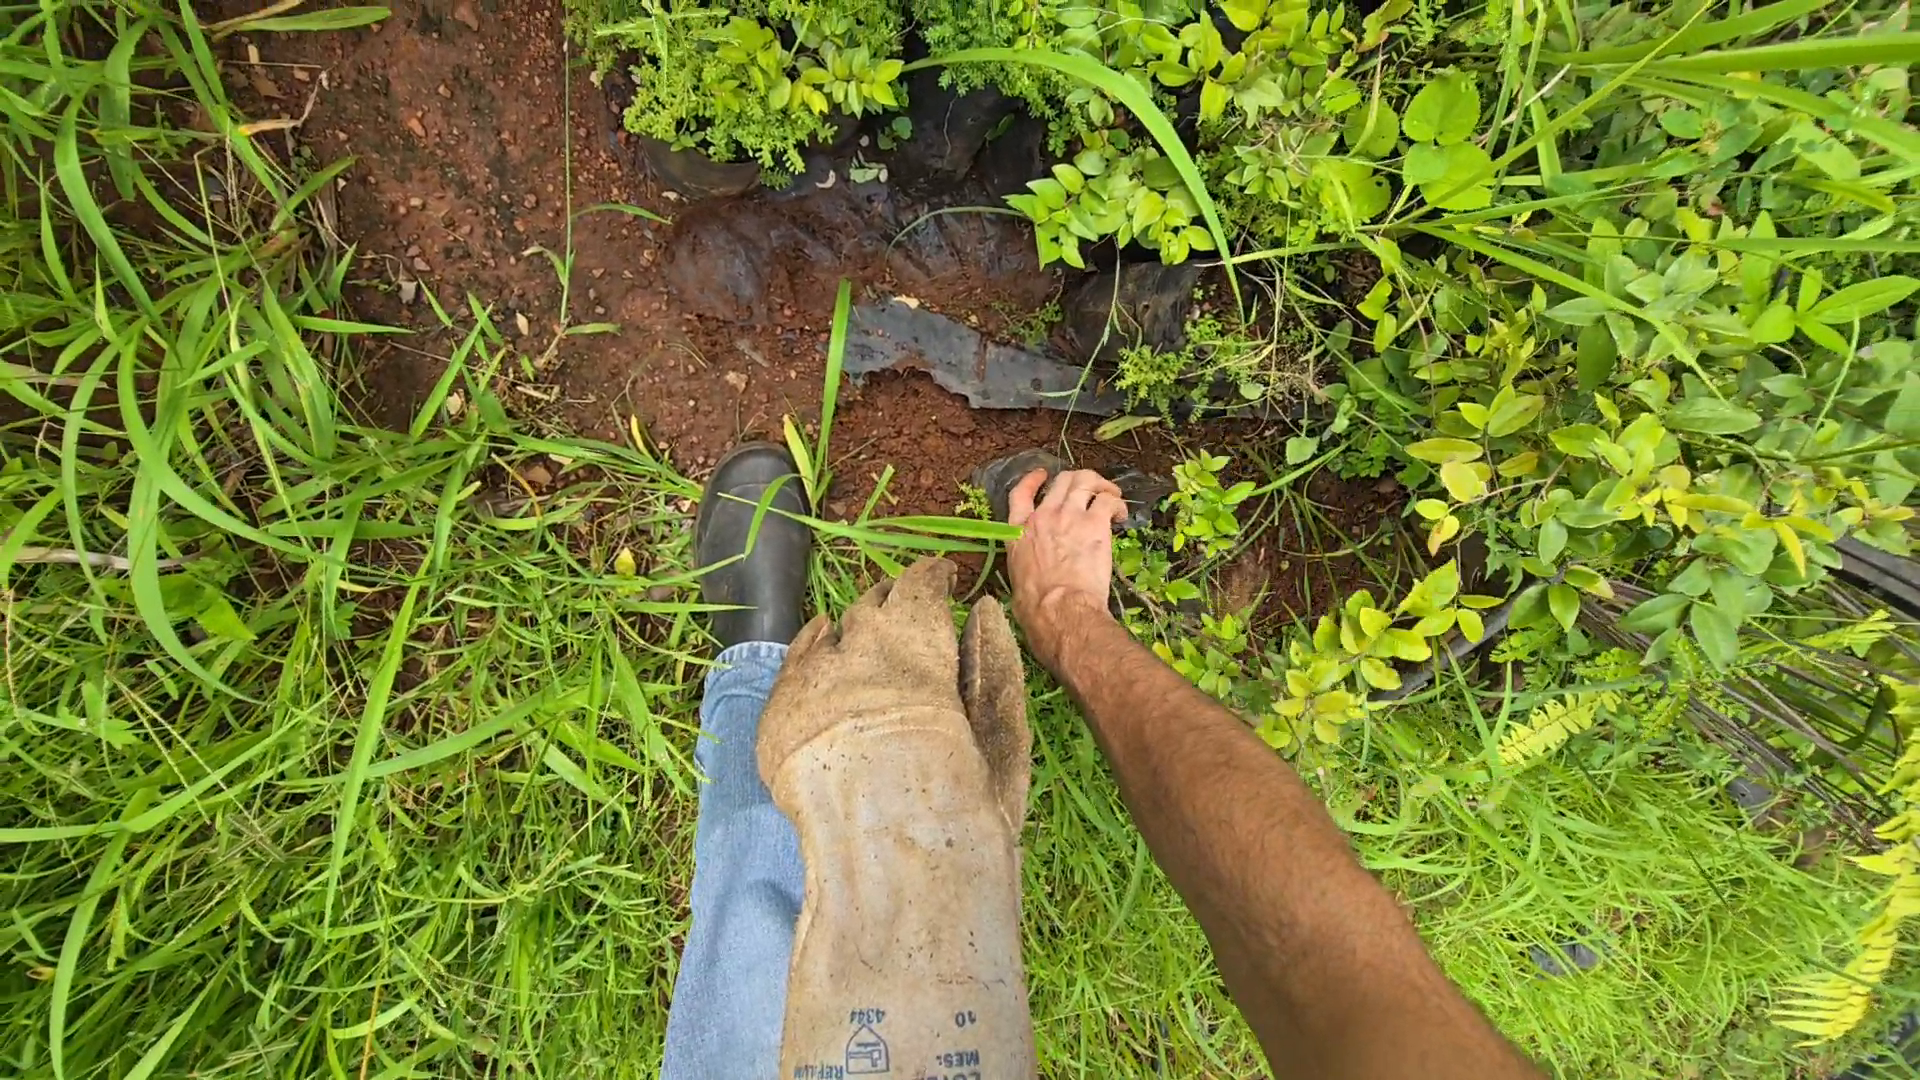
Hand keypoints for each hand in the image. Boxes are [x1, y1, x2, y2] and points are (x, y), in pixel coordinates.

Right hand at [1006, 469, 1126, 669]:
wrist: (1058, 608)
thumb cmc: (1035, 605)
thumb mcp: (1017, 579)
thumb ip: (1025, 564)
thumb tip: (1032, 576)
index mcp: (1019, 531)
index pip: (1020, 493)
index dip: (1032, 480)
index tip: (1042, 475)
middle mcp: (1043, 515)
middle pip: (1061, 480)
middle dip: (1076, 480)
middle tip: (1089, 491)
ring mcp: (1070, 516)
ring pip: (1086, 480)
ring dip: (1100, 484)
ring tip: (1111, 495)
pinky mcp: (1095, 523)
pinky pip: (1108, 500)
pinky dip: (1116, 503)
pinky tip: (1121, 515)